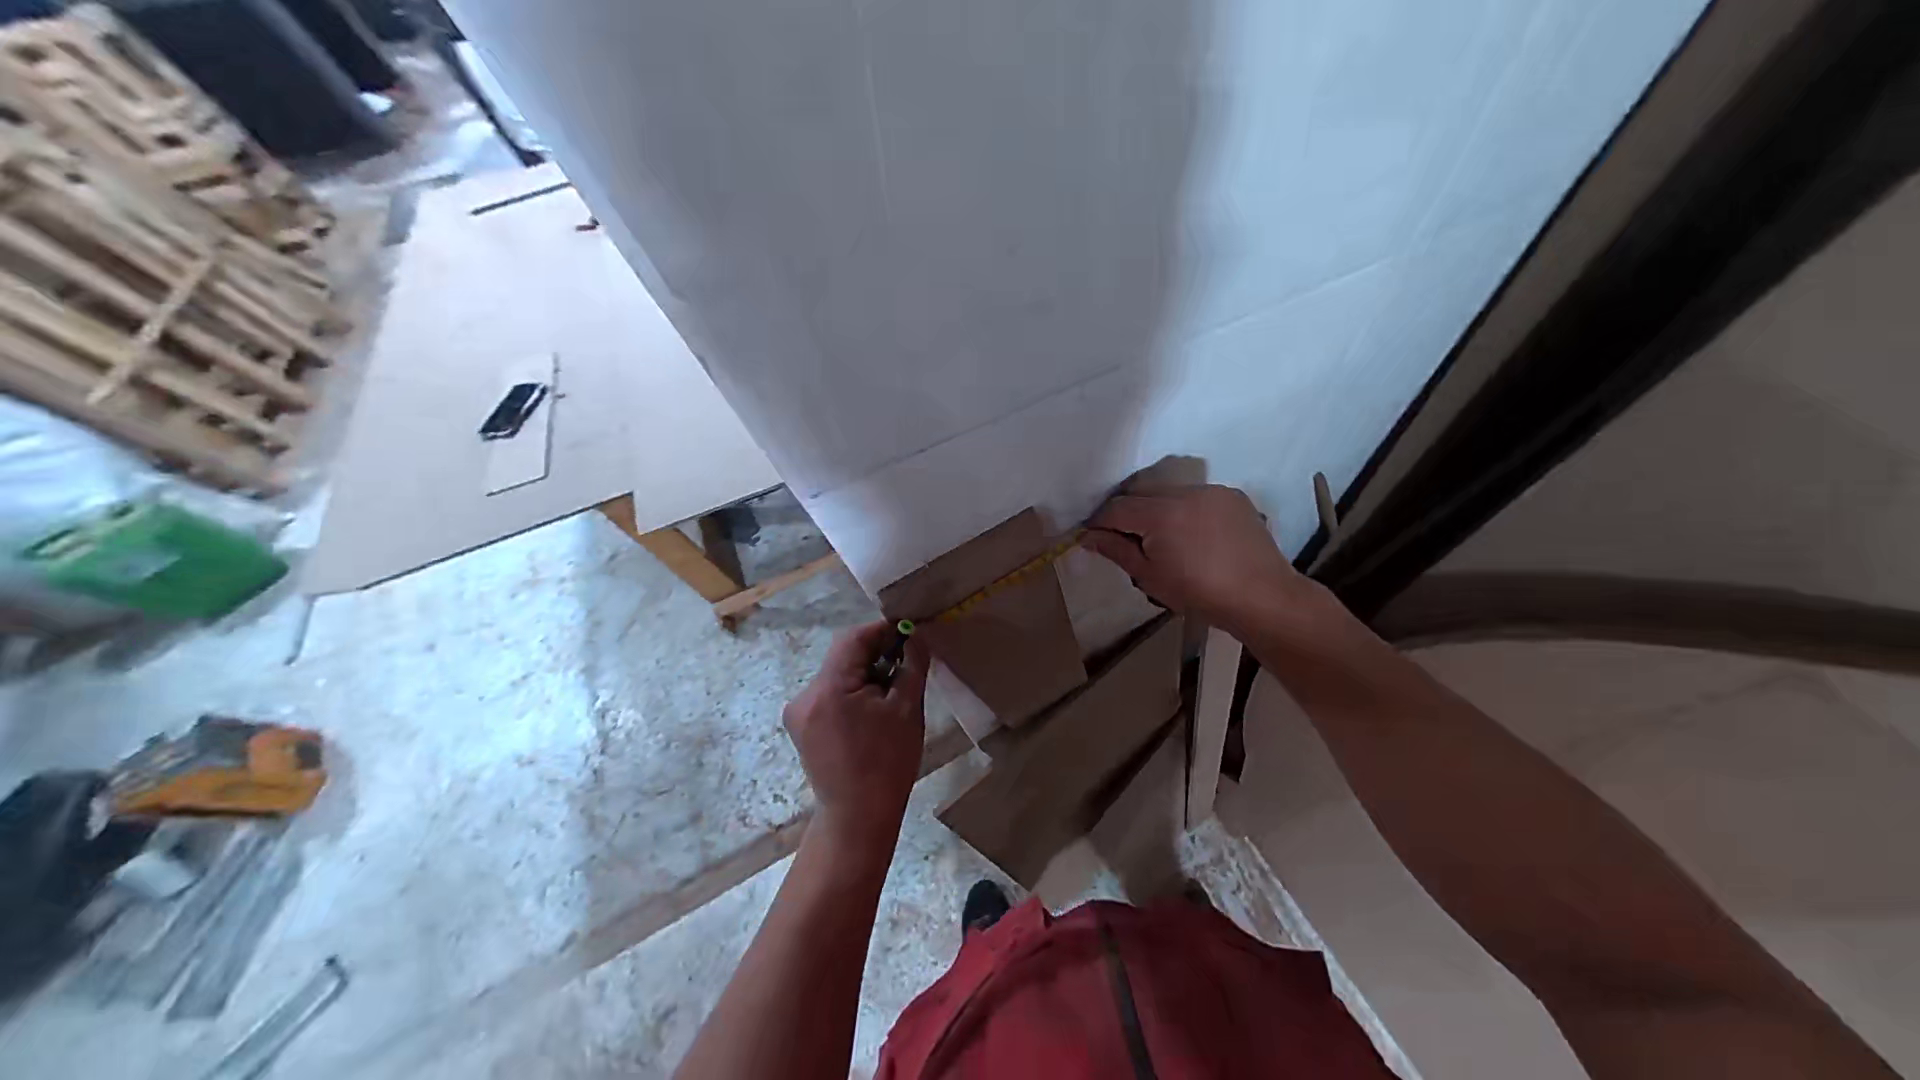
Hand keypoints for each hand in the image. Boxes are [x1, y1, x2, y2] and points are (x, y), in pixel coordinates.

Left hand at [782, 621, 929, 858]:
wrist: (858, 816)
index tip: (909, 632)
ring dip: (865, 674)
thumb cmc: (888, 762)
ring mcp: (799, 712)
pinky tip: (873, 709)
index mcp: (828, 688)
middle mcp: (805, 695)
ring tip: (893, 690)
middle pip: (843, 656)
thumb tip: (916, 637)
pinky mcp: (802, 726)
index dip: (882, 631)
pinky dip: (853, 692)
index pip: (853, 639)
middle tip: (907, 661)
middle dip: (875, 654)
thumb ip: (911, 666)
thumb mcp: (907, 709)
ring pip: (837, 675)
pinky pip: (830, 694)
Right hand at [1081, 484, 1327, 639]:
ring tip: (1160, 538)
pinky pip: (1195, 496)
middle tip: (1124, 539)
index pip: (1116, 508)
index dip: (1099, 523)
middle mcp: (1185, 492)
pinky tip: (1190, 535)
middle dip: (1126, 512)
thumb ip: (1117, 550)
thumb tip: (1088, 537)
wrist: (1262, 597)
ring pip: (1168, 492)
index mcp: (1160, 514)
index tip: (1092, 538)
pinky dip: (1184, 510)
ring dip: (1155, 509)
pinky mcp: (1232, 496)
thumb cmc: (1199, 593)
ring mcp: (1211, 491)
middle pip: (1140, 493)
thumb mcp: (1149, 577)